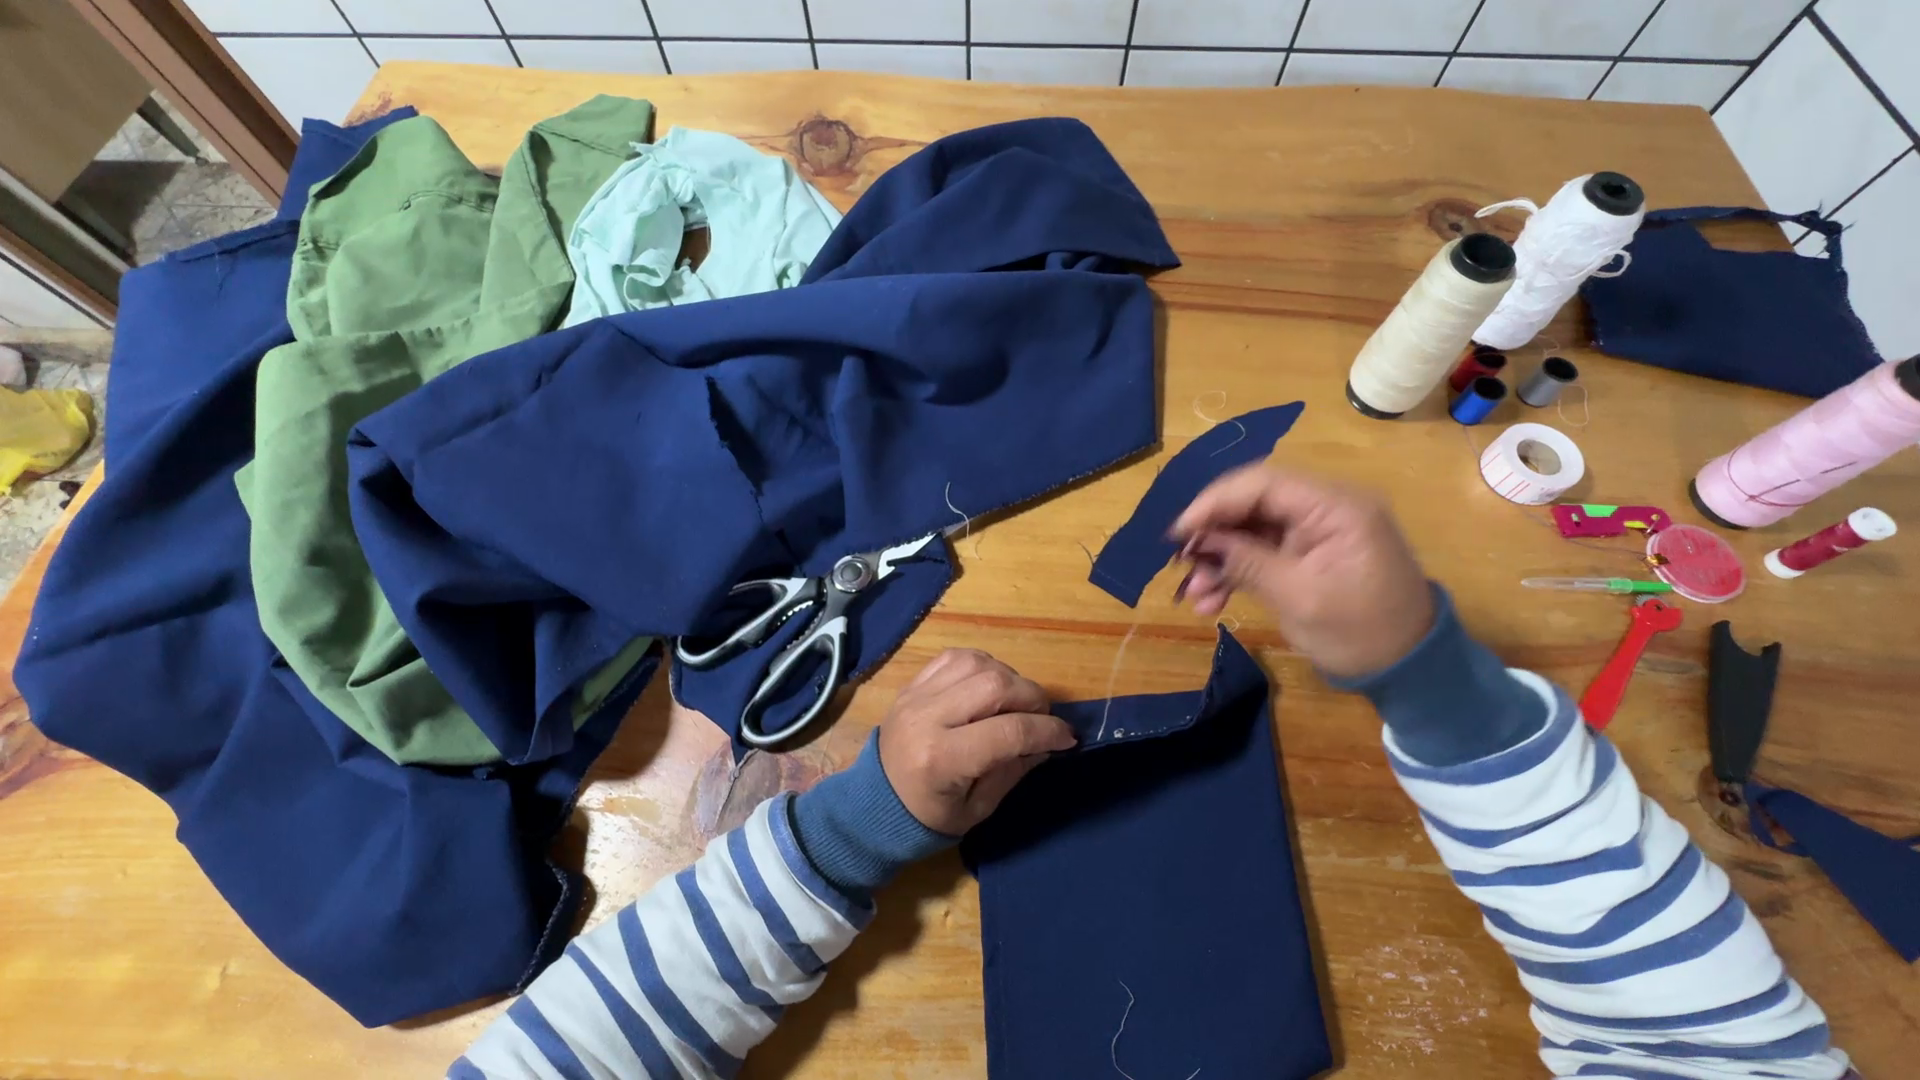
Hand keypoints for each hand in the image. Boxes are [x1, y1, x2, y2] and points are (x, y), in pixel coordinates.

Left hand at [878, 649, 1076, 834]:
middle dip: (1032, 698)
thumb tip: (1049, 742)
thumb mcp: (976, 809)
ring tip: (1017, 702)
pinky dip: (982, 666)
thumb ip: (1013, 771)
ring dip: (1009, 678)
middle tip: (1042, 719)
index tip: (1067, 737)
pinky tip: (990, 686)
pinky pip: (955, 657)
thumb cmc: (927, 816)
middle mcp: (928, 717)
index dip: (1047, 731)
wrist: (872, 803)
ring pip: (977, 663)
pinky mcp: (912, 684)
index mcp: (942, 759)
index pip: (1009, 731)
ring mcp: (916, 695)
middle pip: (995, 685)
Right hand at [1170, 465, 1435, 678]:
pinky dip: (1235, 570)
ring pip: (1250, 527)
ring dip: (1218, 557)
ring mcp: (1316, 529)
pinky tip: (1210, 599)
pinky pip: (1260, 549)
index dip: (1214, 502)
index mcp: (1336, 506)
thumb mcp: (1299, 597)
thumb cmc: (1361, 632)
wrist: (1408, 668)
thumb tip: (1198, 540)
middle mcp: (1325, 506)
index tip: (1179, 533)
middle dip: (1213, 532)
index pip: (1263, 483)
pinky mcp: (1307, 551)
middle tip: (1181, 563)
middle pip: (1252, 502)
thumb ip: (1246, 562)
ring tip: (1194, 593)